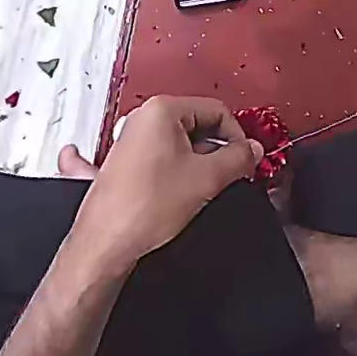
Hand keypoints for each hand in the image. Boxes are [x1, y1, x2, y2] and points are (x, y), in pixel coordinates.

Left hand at [62, 96, 259, 272]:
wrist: (104, 246)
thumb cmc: (143, 208)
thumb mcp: (208, 178)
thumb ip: (239, 158)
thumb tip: (252, 149)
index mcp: (162, 110)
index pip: (217, 111)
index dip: (236, 136)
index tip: (243, 159)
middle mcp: (143, 119)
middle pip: (199, 125)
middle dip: (217, 150)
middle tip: (227, 174)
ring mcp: (130, 141)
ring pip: (180, 143)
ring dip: (197, 163)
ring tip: (202, 188)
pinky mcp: (124, 164)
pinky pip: (159, 157)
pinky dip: (174, 169)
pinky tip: (175, 188)